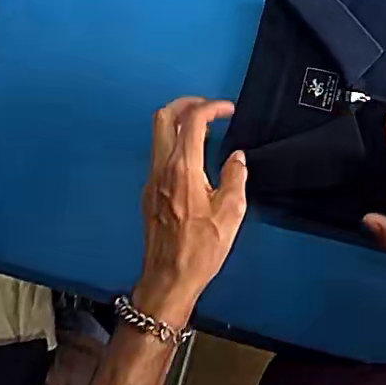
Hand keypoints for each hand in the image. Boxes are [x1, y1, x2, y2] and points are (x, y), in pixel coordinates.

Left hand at [134, 96, 247, 328]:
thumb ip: (236, 177)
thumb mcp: (231, 214)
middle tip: (208, 107)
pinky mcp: (149, 191)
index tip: (228, 110)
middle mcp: (162, 168)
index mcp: (183, 169)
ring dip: (180, 122)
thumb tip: (236, 157)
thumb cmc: (200, 250)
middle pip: (164, 116)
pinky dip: (175, 142)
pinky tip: (194, 156)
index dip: (212, 106)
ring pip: (158, 134)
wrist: (167, 281)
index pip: (193, 120)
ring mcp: (151, 179)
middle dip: (187, 103)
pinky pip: (159, 153)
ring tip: (204, 129)